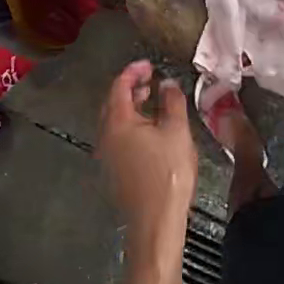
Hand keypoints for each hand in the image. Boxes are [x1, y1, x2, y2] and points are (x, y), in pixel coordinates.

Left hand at [97, 60, 197, 239]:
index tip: (149, 64)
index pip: (119, 87)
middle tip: (150, 78)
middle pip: (112, 103)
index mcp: (118, 123)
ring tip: (153, 99)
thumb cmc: (168, 172)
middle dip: (130, 87)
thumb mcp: (177, 130)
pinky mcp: (115, 169)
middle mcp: (106, 137)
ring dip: (131, 105)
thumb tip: (168, 84)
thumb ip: (172, 102)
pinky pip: (119, 136)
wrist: (155, 219)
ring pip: (114, 121)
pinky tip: (151, 127)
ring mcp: (108, 155)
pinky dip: (132, 122)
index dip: (133, 71)